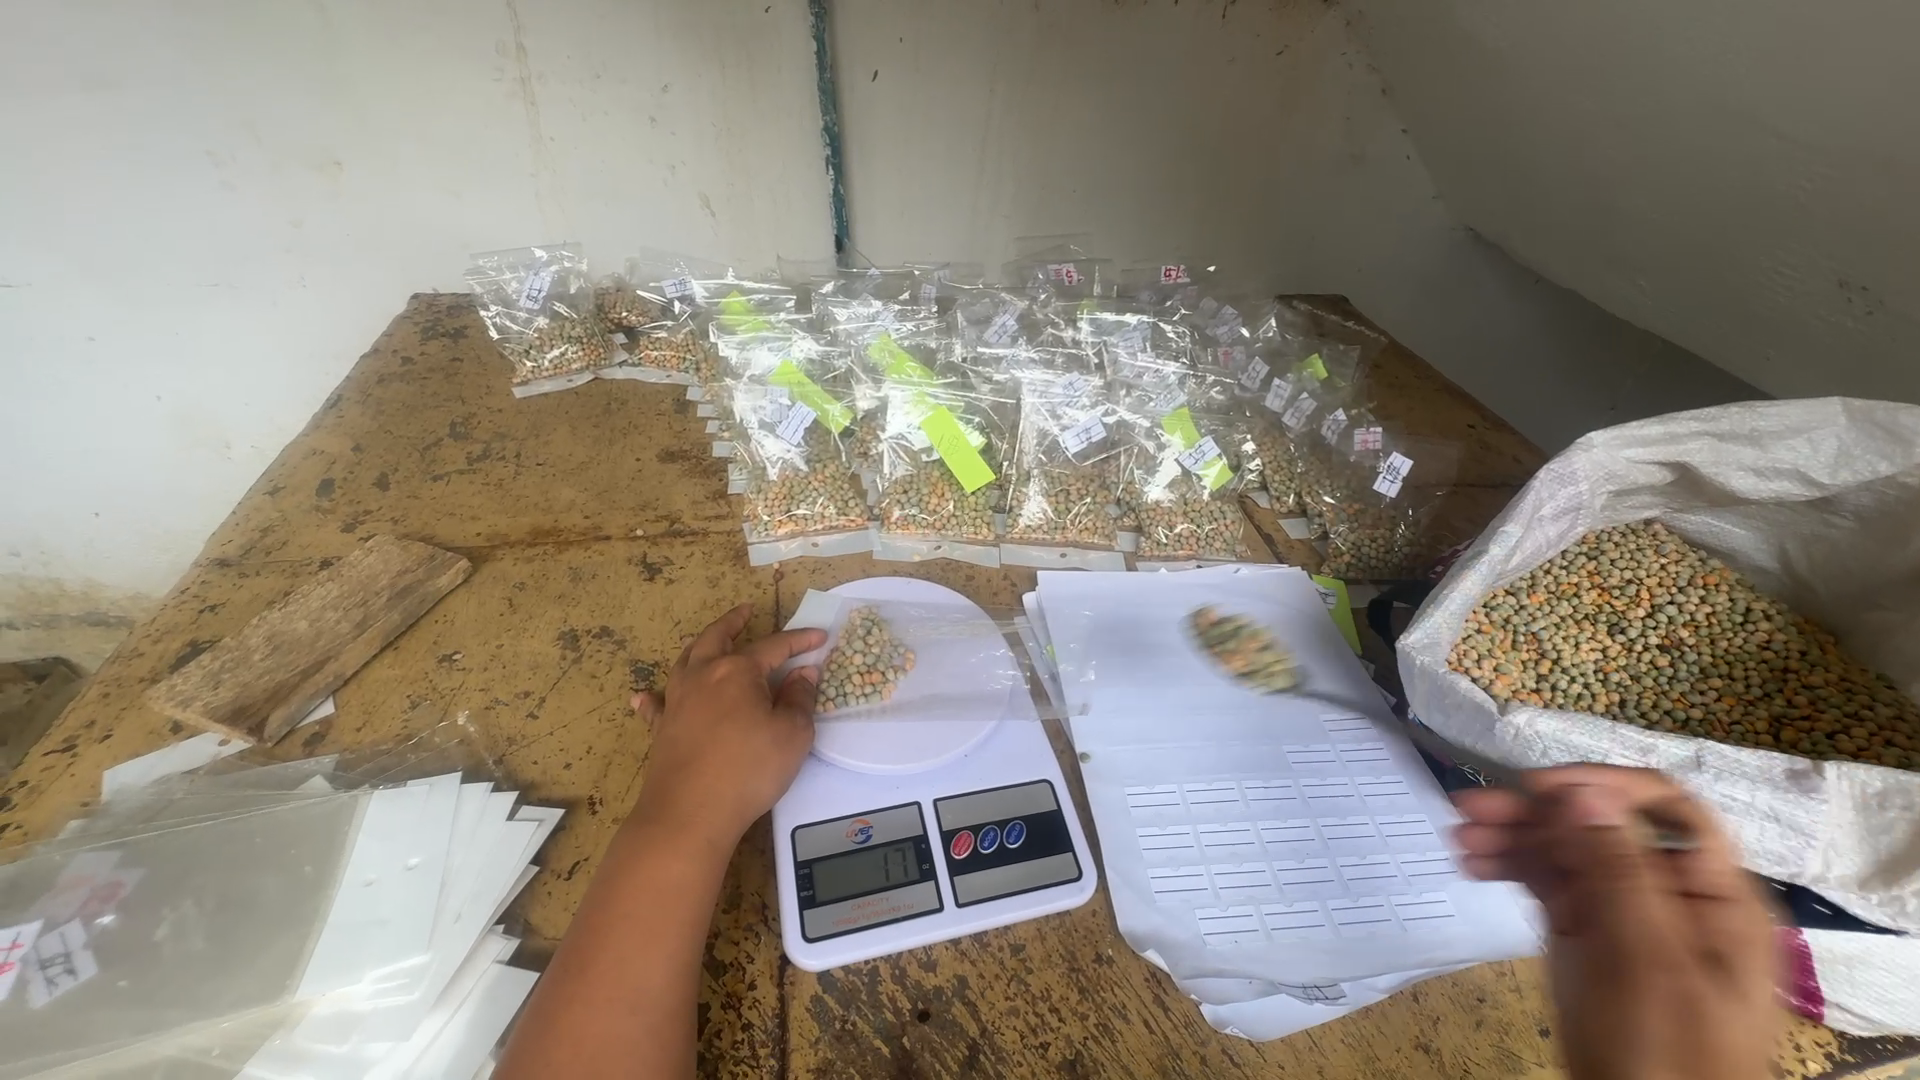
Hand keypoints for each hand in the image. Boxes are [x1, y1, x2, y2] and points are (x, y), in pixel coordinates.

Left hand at [630, 604, 824, 849]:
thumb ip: (800, 699)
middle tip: (746, 611)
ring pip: (685, 660)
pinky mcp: (661, 729)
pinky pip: (655, 705)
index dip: (800, 641)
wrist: (689, 813)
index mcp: (738, 671)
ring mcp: (677, 701)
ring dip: (699, 645)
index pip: (775, 646)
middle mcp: (703, 675)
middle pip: (717, 637)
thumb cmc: (749, 770)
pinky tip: (644, 695)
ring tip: (708, 640)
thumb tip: (804, 674)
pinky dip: (652, 697)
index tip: (820, 637)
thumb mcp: (792, 734)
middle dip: (734, 622)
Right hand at [1453, 766, 1778, 1079]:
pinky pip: (1546, 879)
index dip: (1603, 787)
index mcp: (1711, 897)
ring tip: (1458, 839)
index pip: (1666, 810)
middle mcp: (1668, 892)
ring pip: (1565, 849)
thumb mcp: (1645, 961)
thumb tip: (1582, 790)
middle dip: (1534, 814)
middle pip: (1599, 826)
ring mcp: (1624, 911)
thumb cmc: (1661, 1049)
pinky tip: (1472, 864)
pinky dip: (1510, 866)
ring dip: (1511, 837)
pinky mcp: (1585, 928)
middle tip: (1468, 810)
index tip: (1535, 788)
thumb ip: (1618, 871)